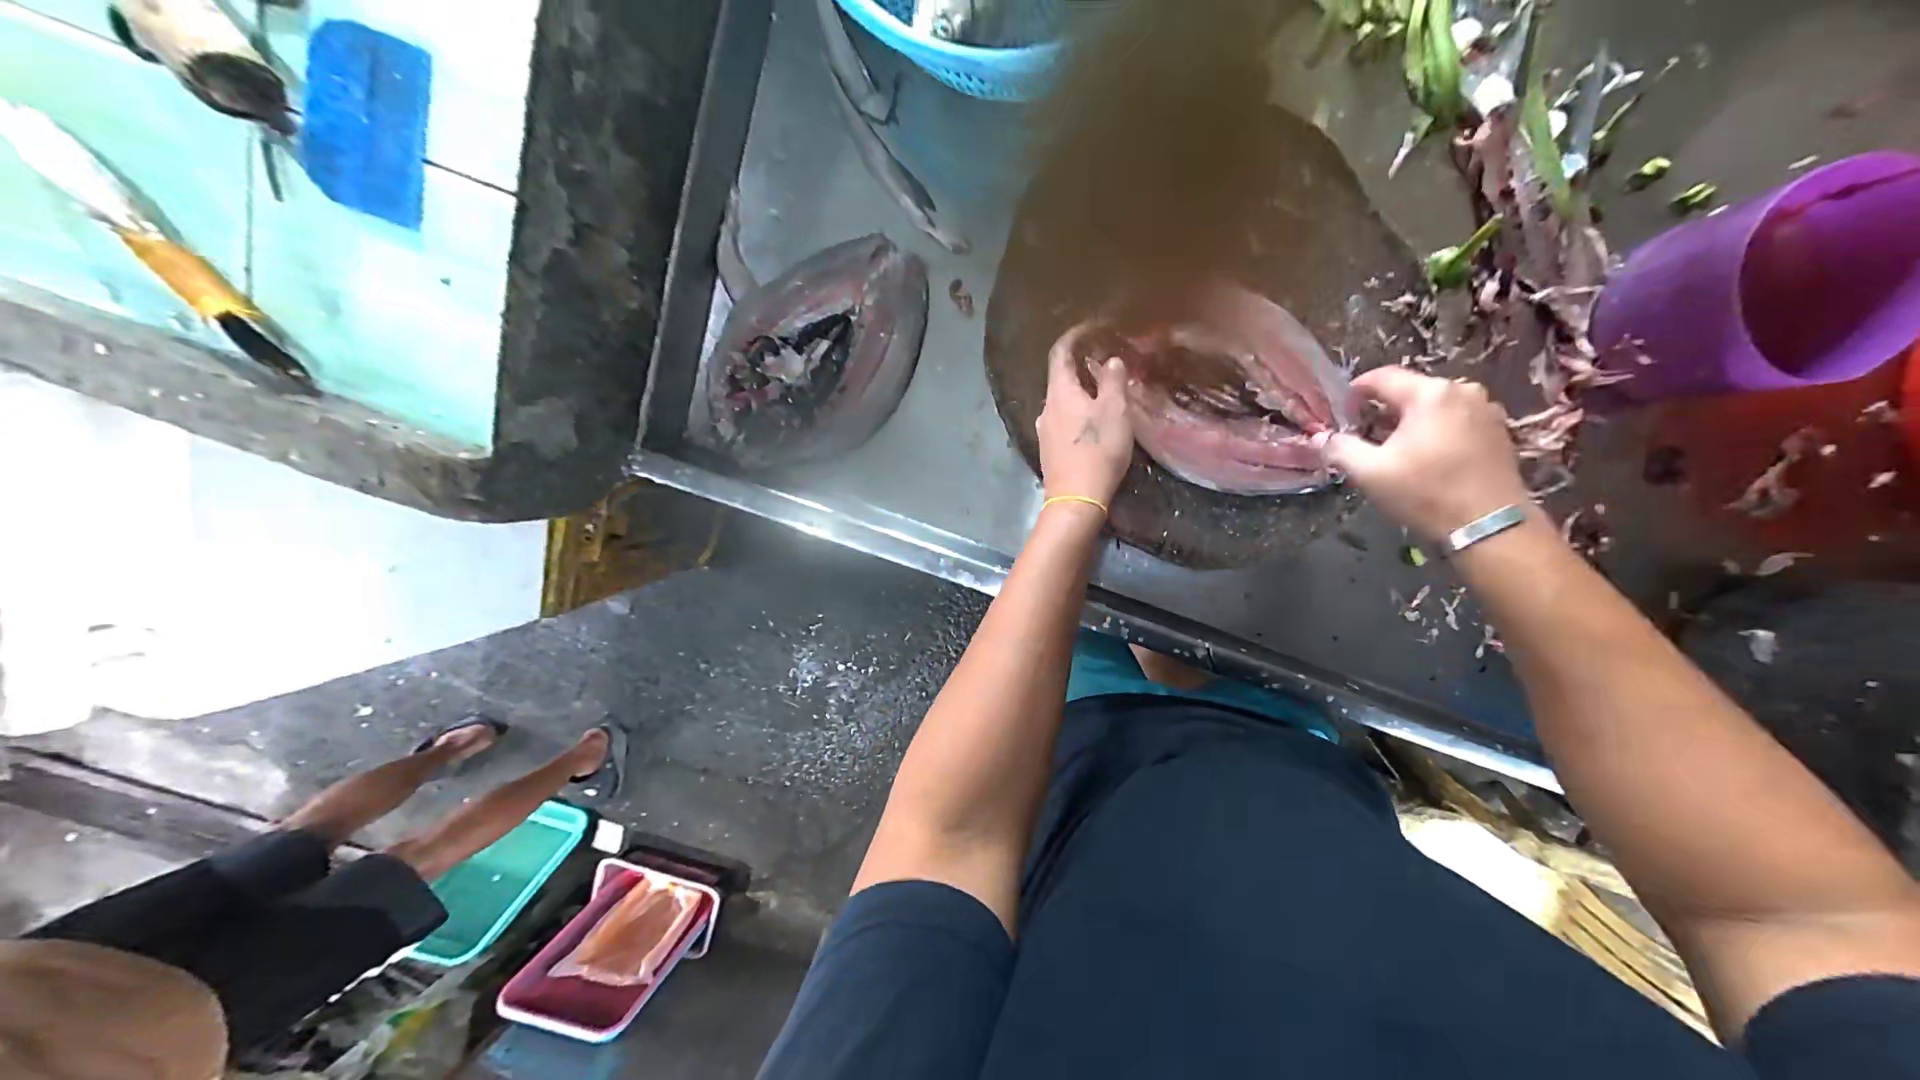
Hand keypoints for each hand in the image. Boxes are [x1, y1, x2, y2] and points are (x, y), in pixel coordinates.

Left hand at [1036, 323, 1134, 508]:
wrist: (1076, 499)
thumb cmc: (1097, 450)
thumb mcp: (1115, 411)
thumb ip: (1113, 382)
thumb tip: (1111, 361)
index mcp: (1059, 392)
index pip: (1059, 354)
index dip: (1073, 338)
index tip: (1089, 330)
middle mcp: (1046, 408)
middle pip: (1060, 379)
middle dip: (1080, 367)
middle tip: (1104, 362)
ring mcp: (1045, 431)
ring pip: (1062, 403)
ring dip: (1080, 393)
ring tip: (1103, 392)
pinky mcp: (1050, 451)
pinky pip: (1064, 422)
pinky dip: (1077, 414)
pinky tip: (1092, 423)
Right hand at [1321, 368, 1530, 541]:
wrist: (1489, 525)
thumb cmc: (1425, 492)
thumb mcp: (1369, 472)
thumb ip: (1340, 449)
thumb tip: (1325, 439)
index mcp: (1430, 394)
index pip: (1382, 377)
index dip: (1355, 391)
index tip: (1341, 412)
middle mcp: (1462, 391)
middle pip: (1410, 391)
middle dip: (1382, 409)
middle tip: (1363, 435)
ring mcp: (1486, 410)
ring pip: (1433, 406)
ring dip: (1409, 421)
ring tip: (1393, 448)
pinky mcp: (1498, 431)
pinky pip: (1455, 420)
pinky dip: (1434, 431)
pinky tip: (1424, 456)